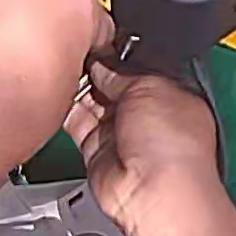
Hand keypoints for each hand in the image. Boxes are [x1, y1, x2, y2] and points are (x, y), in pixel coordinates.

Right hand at [63, 63, 219, 235]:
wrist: (155, 192)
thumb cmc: (173, 148)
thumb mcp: (149, 87)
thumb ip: (122, 74)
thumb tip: (104, 66)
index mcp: (171, 99)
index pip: (139, 71)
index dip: (119, 58)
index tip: (101, 44)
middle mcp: (146, 120)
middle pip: (113, 88)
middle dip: (98, 72)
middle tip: (82, 54)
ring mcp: (121, 139)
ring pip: (93, 106)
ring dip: (81, 89)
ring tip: (70, 70)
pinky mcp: (97, 155)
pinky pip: (78, 127)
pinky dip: (68, 111)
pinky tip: (62, 94)